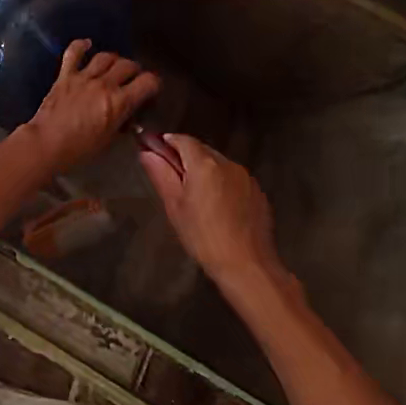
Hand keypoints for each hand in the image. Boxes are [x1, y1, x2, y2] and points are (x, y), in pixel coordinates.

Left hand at [22, 40, 160, 172]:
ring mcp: (84, 77)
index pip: (148, 82)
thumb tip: (127, 115)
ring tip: (114, 67)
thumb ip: (121, 122)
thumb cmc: (79, 149)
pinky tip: (87, 44)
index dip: (154, 84)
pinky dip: (81, 45)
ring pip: (106, 56)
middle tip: (132, 80)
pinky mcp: (65, 75)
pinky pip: (73, 52)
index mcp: (119, 102)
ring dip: (114, 60)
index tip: (151, 89)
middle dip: (135, 71)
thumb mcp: (109, 139)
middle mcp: (105, 84)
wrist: (46, 144)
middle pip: (128, 65)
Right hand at [138, 134, 283, 290]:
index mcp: (204, 164)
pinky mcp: (258, 192)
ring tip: (197, 198)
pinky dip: (223, 185)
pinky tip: (219, 209)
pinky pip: (234, 179)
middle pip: (202, 151)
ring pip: (219, 165)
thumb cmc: (203, 237)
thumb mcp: (175, 206)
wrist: (247, 265)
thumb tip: (147, 153)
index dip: (168, 142)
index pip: (183, 140)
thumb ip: (161, 174)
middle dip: (186, 158)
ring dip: (206, 172)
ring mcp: (246, 177)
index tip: (156, 150)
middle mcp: (228, 164)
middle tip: (174, 179)